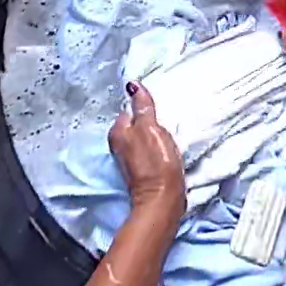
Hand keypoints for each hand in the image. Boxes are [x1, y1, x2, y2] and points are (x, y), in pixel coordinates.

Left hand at [109, 81, 185, 220]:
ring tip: (168, 136)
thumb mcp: (150, 127)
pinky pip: (149, 151)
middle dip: (149, 122)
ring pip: (143, 138)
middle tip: (165, 123)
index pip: (129, 110)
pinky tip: (167, 151)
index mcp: (117, 132)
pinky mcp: (142, 171)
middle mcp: (119, 145)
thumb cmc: (156, 161)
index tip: (158, 111)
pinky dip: (157, 149)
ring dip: (154, 136)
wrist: (163, 200)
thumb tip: (132, 84)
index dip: (144, 108)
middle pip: (136, 124)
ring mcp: (130, 160)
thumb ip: (142, 106)